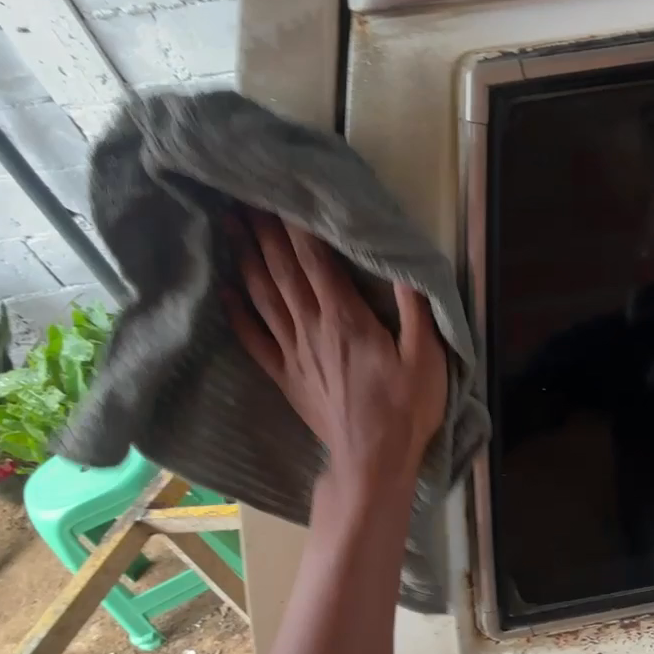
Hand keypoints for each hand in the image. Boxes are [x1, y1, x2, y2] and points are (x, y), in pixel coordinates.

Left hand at [225, 209, 448, 490]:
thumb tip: (405, 267)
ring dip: (245, 260)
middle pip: (282, 271)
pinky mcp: (287, 376)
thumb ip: (416, 312)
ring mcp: (294, 353)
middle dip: (263, 232)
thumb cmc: (407, 409)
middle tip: (241, 196)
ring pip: (264, 296)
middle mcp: (312, 329)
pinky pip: (255, 338)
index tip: (278, 193)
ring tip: (228, 228)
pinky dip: (237, 312)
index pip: (316, 262)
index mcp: (346, 320)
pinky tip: (225, 292)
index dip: (296, 227)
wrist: (373, 460)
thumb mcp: (427, 359)